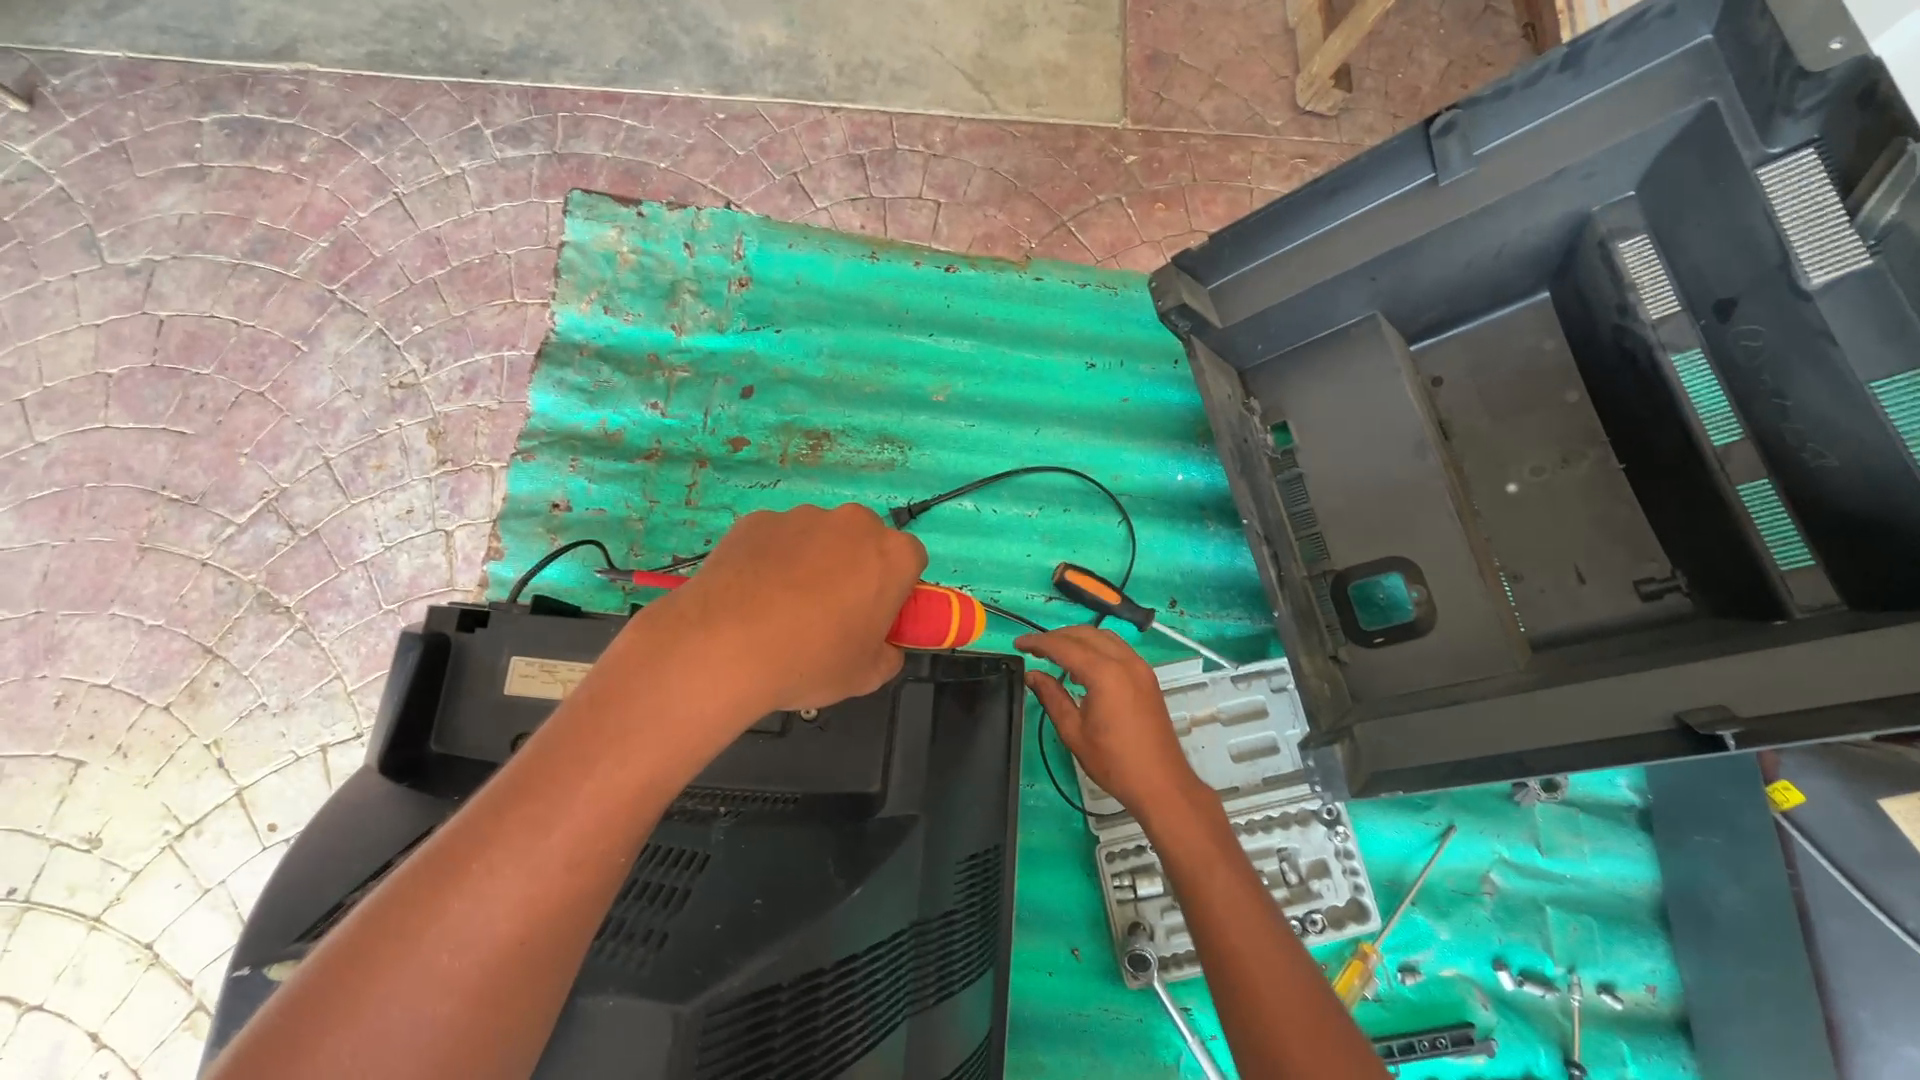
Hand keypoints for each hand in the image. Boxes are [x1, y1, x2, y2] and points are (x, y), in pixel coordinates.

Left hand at [640, 504, 927, 711]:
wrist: (722, 646)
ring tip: (782, 610)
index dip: (896, 589)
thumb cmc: (809, 661)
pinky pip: (776, 540)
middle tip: (832, 614)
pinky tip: (752, 598)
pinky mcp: (757, 520)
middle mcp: (852, 524)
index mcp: (892, 556)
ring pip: (818, 538)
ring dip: (812, 563)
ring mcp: (801, 517)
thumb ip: (887, 655)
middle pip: (865, 541)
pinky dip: (771, 561)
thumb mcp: (866, 676)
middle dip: (855, 569)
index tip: (875, 616)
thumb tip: (884, 647)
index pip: (912, 560)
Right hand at [1016, 627, 1206, 812]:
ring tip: (1056, 655)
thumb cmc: (1114, 762)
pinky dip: (1097, 648)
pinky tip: (1083, 667)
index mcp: (1104, 674)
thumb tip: (1032, 675)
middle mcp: (1125, 661)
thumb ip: (1052, 697)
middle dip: (1057, 637)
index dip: (1038, 643)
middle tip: (1034, 649)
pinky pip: (1118, 649)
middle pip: (1085, 634)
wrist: (1161, 783)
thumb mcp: (1074, 732)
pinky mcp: (1148, 676)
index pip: (1064, 646)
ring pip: (1104, 637)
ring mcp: (1140, 667)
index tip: (1018, 644)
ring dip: (1078, 639)